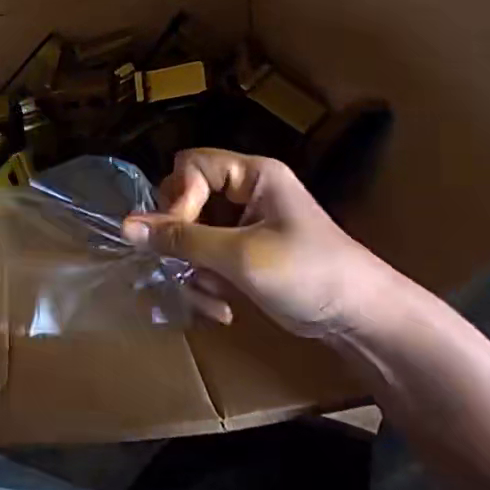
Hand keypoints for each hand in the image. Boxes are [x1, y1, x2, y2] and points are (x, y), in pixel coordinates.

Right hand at [122, 150, 401, 337]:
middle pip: (184, 200)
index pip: (190, 167)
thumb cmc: (309, 275)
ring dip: (191, 269)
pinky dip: (205, 283)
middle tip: (185, 266)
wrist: (364, 322)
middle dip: (181, 240)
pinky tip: (221, 307)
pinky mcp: (242, 254)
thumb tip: (125, 226)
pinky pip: (203, 258)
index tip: (180, 236)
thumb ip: (181, 239)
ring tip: (210, 297)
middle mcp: (244, 193)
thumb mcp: (240, 256)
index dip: (178, 198)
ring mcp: (243, 225)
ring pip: (189, 234)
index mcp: (252, 175)